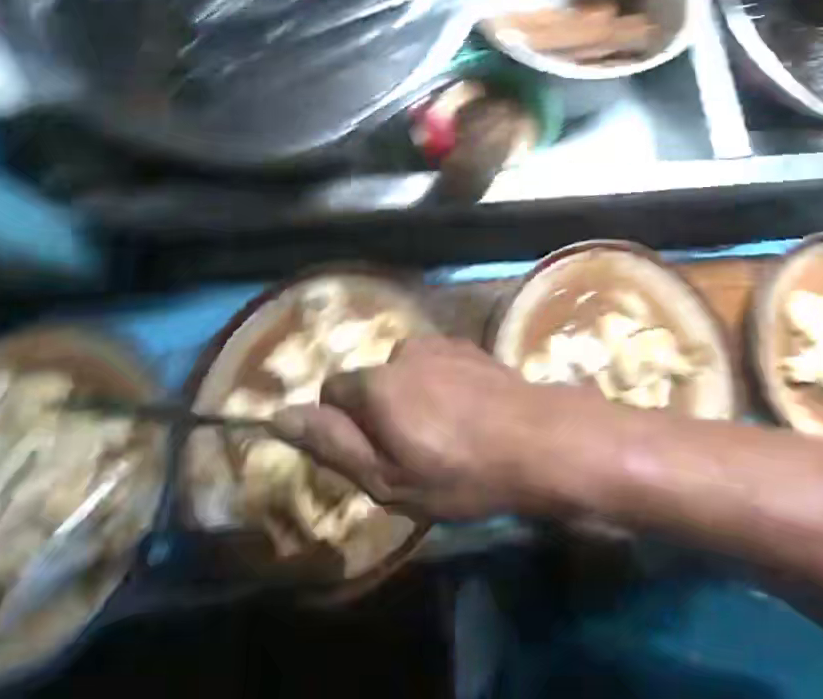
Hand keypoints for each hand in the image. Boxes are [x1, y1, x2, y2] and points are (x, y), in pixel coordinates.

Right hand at [272, 334, 609, 519]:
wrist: (542, 440)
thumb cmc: (461, 472)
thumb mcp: (389, 478)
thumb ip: (332, 444)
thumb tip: (279, 416)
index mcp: (376, 384)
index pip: (332, 392)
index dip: (346, 427)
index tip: (377, 455)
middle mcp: (402, 351)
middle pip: (372, 382)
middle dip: (383, 412)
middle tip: (418, 453)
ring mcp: (440, 344)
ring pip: (406, 373)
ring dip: (415, 398)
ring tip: (451, 435)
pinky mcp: (470, 346)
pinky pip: (437, 366)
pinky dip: (443, 386)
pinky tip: (471, 414)